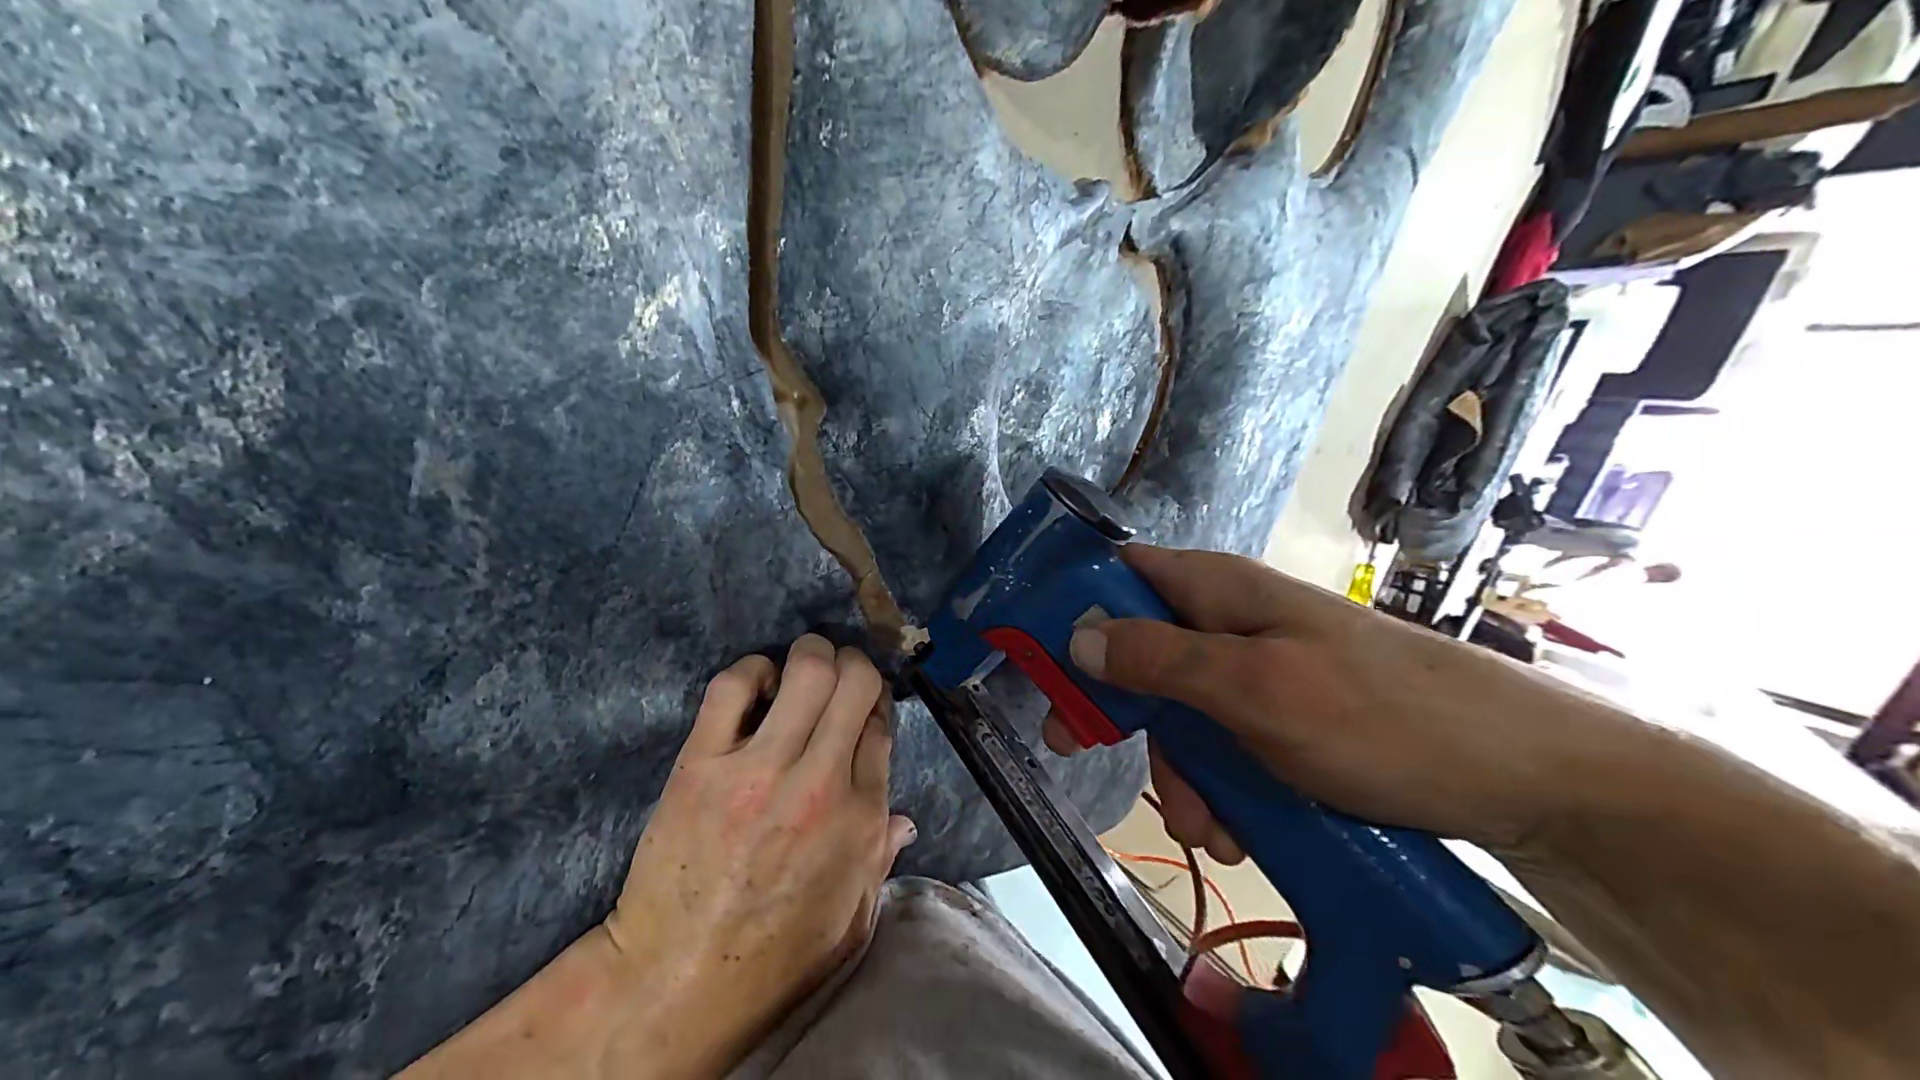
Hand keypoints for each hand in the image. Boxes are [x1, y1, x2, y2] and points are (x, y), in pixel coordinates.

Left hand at [602, 634, 914, 1074]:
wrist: (678, 982)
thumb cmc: (775, 957)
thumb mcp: (853, 918)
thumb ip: (882, 859)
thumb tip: (904, 819)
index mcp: (862, 817)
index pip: (881, 724)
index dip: (874, 702)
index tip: (861, 703)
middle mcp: (820, 783)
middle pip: (855, 683)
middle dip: (854, 662)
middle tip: (839, 668)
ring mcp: (759, 770)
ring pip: (805, 673)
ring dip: (810, 653)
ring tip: (804, 660)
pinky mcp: (702, 765)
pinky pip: (731, 688)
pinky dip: (750, 670)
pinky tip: (755, 682)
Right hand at [1044, 545, 1645, 855]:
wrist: (1528, 779)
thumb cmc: (1383, 718)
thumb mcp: (1256, 690)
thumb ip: (1161, 662)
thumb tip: (1078, 638)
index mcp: (1217, 589)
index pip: (1118, 575)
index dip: (1072, 609)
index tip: (1037, 662)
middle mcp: (1230, 620)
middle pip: (1138, 652)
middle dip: (1121, 712)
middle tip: (1084, 753)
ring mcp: (1260, 670)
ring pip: (1179, 710)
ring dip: (1177, 770)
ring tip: (1208, 827)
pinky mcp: (1286, 717)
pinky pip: (1223, 744)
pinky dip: (1219, 787)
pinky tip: (1238, 829)